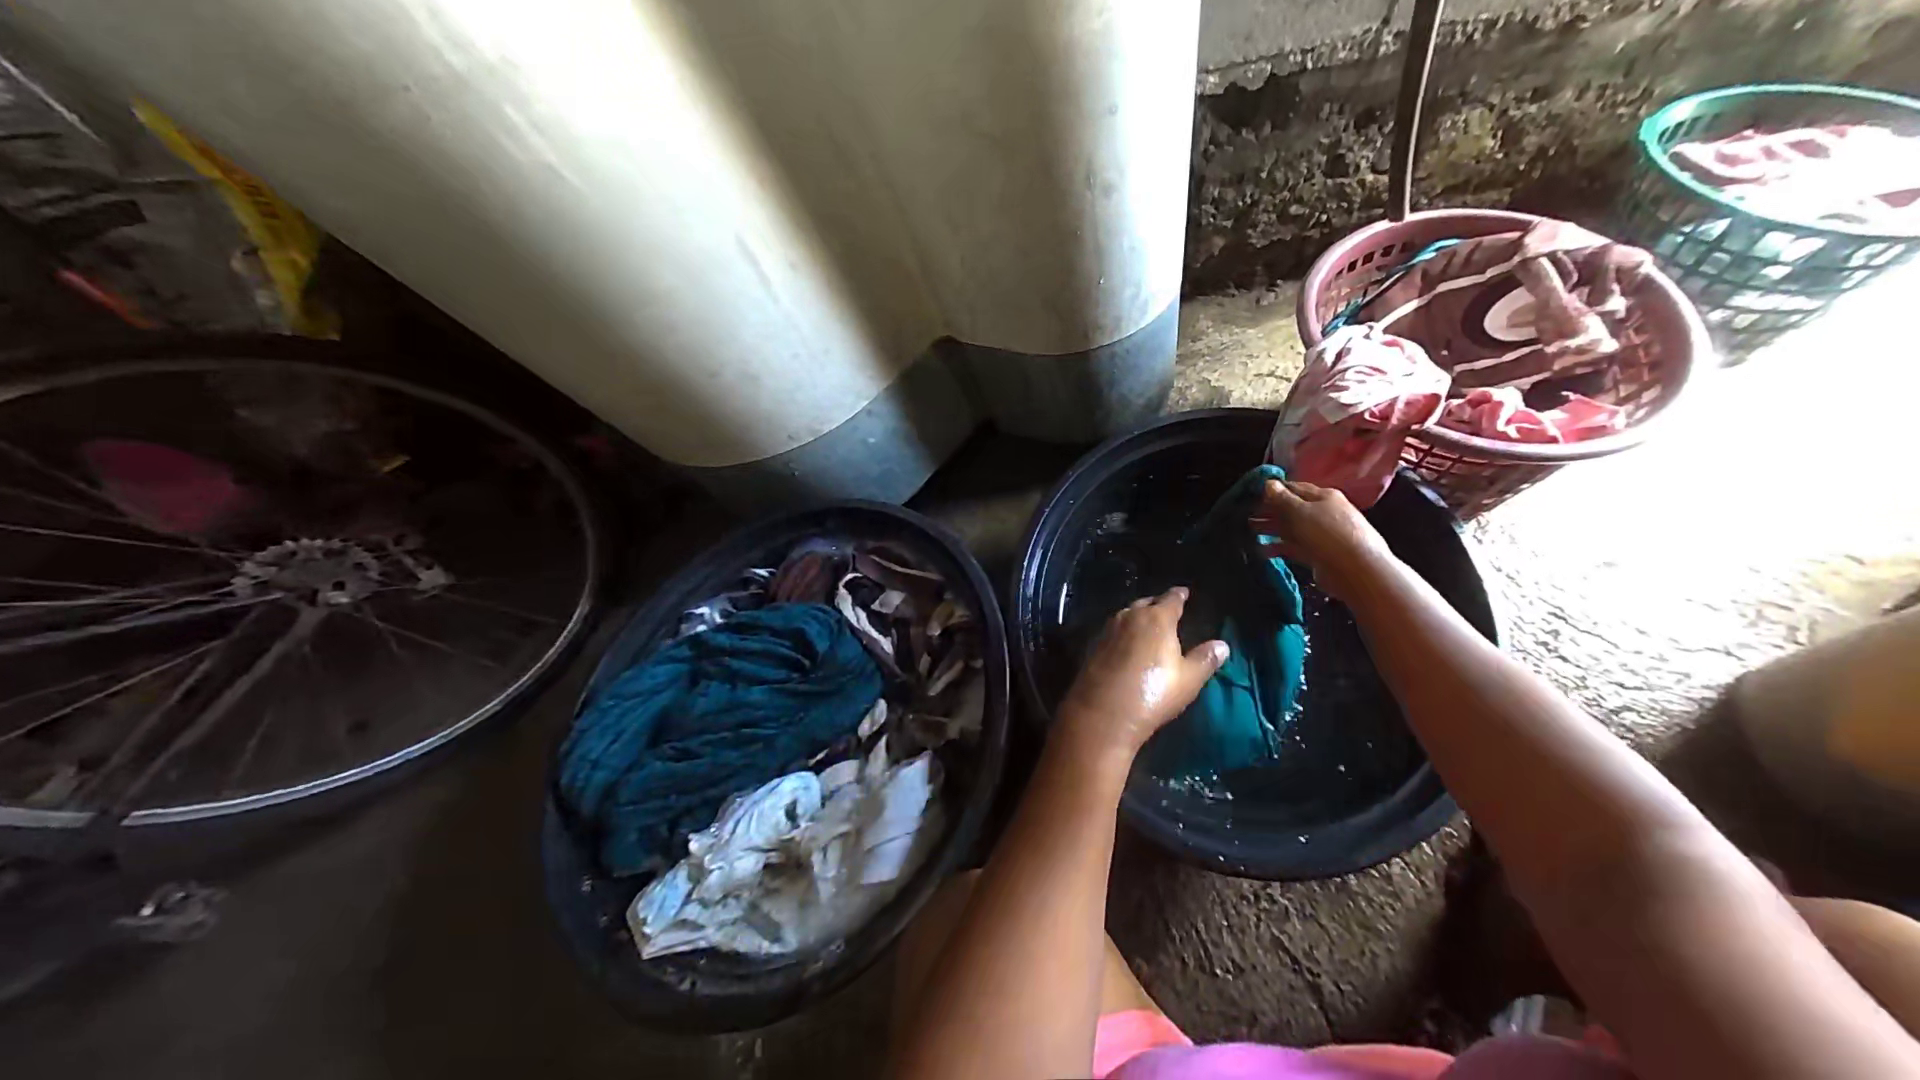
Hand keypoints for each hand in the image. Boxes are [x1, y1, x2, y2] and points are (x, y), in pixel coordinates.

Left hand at [1055, 587, 1227, 760]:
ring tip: (1146, 622)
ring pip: (1126, 615)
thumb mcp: (1188, 679)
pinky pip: (1113, 630)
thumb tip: (1222, 644)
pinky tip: (1125, 641)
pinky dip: (1123, 631)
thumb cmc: (1152, 693)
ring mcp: (1108, 630)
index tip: (1184, 592)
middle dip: (1157, 603)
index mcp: (1157, 619)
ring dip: (1137, 615)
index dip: (1179, 595)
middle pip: (1146, 603)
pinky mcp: (1093, 646)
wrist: (1102, 712)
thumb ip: (1205, 659)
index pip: (1171, 599)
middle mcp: (1130, 617)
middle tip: (1165, 607)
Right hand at [1247, 479, 1393, 603]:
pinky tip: (1263, 550)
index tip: (1250, 494)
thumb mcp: (1300, 512)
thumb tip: (1268, 482)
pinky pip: (1294, 547)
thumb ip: (1282, 498)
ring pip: (1291, 528)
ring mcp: (1321, 534)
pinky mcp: (1318, 554)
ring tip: (1249, 532)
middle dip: (1268, 511)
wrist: (1357, 570)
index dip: (1272, 490)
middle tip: (1244, 514)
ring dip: (1270, 528)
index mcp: (1322, 496)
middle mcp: (1323, 512)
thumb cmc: (1327, 533)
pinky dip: (1279, 547)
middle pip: (1291, 509)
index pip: (1293, 488)